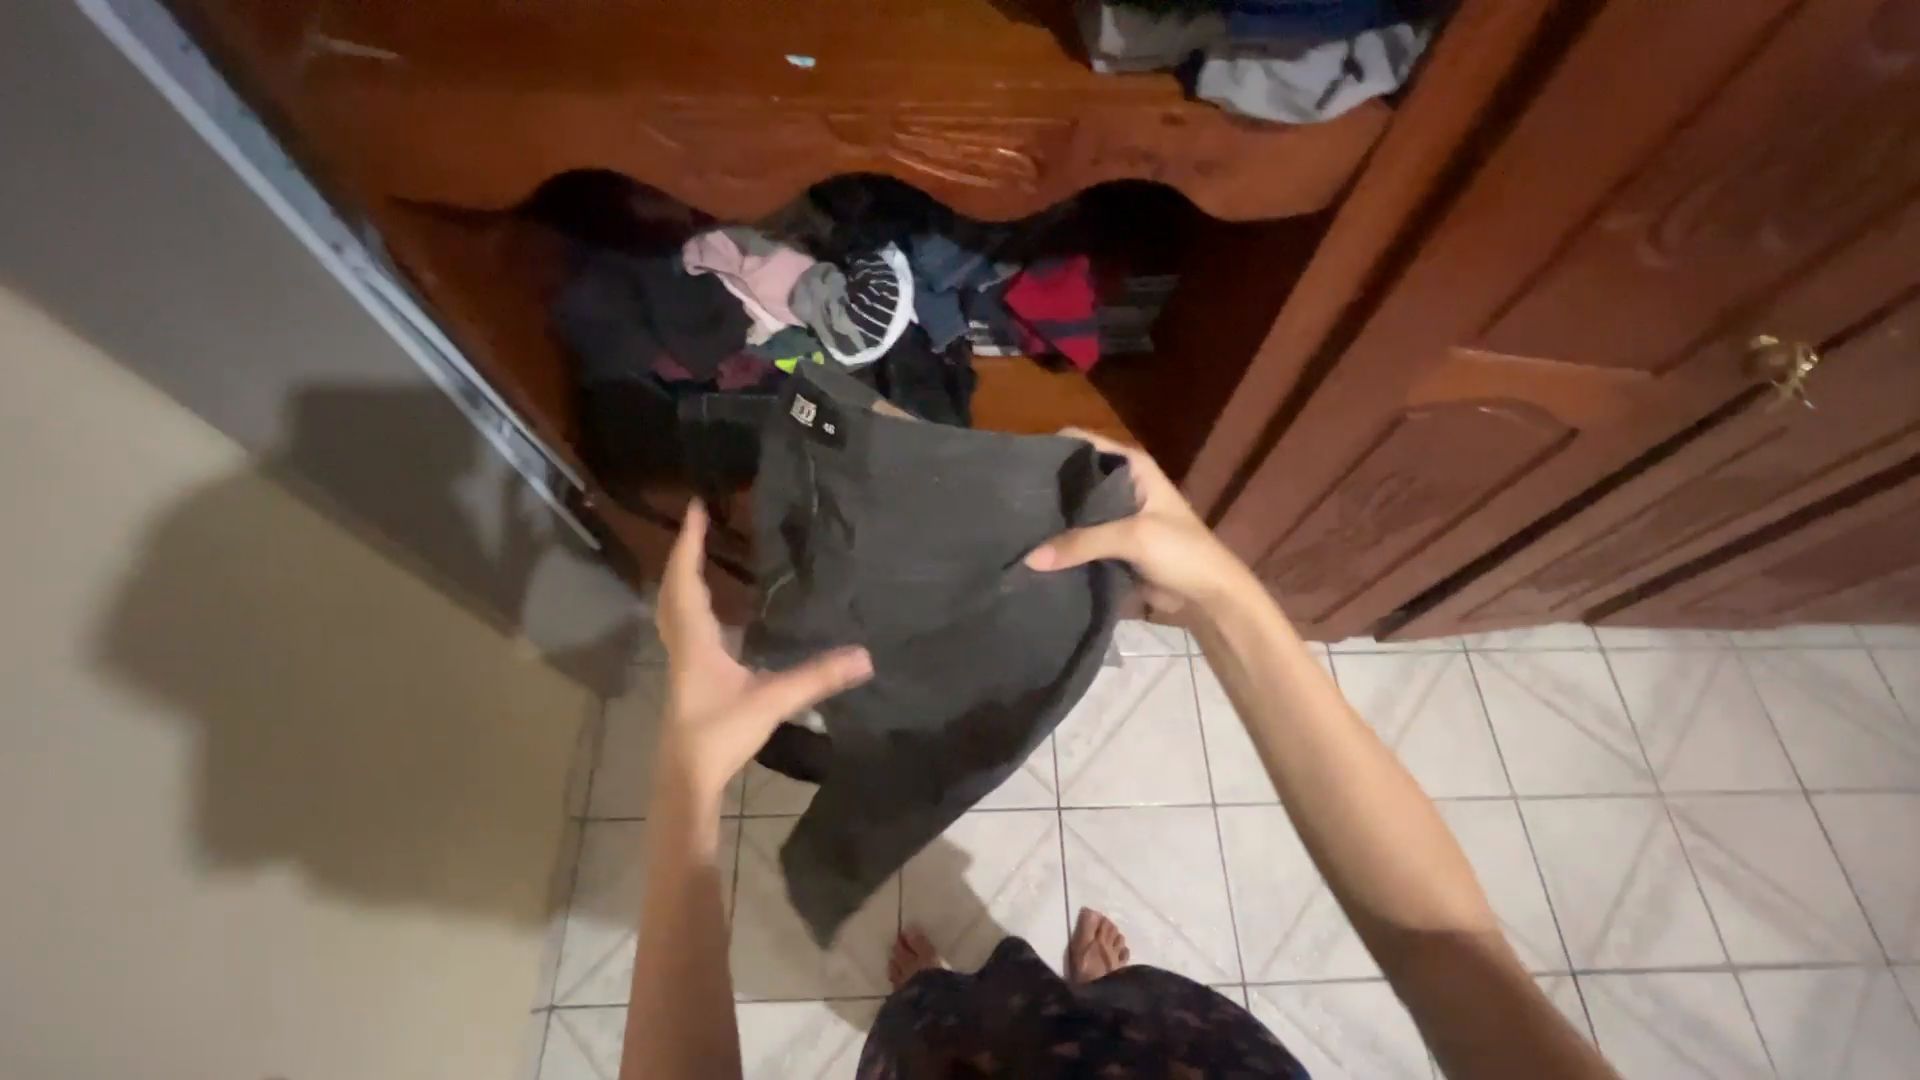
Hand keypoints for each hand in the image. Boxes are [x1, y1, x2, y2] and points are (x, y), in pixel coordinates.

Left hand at [653, 502, 871, 805]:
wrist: (685, 777)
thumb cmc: (719, 735)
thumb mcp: (772, 702)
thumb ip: (817, 678)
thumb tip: (865, 656)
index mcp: (697, 640)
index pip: (687, 581)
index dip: (690, 544)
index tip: (696, 509)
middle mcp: (684, 642)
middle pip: (673, 589)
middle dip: (684, 553)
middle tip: (697, 524)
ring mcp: (682, 659)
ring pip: (673, 607)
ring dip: (683, 577)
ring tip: (699, 554)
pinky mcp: (688, 675)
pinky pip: (684, 624)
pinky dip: (690, 602)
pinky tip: (711, 610)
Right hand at [1024, 429, 1256, 617]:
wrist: (1207, 595)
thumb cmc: (1180, 551)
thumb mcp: (1133, 537)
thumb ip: (1082, 543)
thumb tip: (1029, 559)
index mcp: (1130, 466)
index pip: (1082, 443)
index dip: (1051, 448)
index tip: (1017, 464)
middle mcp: (1119, 484)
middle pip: (1073, 479)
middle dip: (1045, 489)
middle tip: (1007, 501)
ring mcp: (1114, 516)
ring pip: (1073, 512)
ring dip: (1050, 521)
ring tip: (1011, 525)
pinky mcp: (1109, 545)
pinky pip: (1077, 540)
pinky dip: (1059, 545)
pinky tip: (1030, 550)